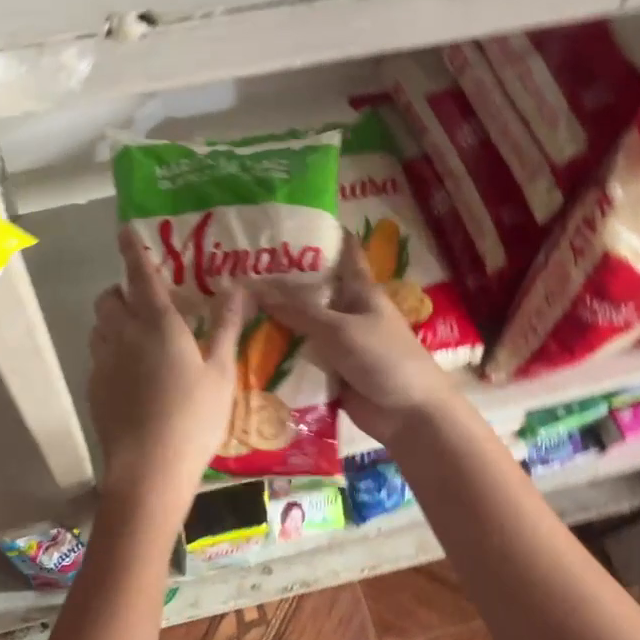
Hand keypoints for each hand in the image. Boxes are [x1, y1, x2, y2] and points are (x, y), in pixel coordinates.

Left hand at [89, 228, 246, 498]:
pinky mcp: (94, 388)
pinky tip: (133, 375)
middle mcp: (123, 334)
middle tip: (148, 303)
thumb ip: (226, 326)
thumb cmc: (193, 419)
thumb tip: (237, 287)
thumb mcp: (221, 372)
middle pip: (109, 297)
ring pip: (99, 326)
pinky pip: (99, 356)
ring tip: (140, 337)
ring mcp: (103, 362)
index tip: (124, 231)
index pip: (140, 273)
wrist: (148, 469)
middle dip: (123, 290)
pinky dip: (111, 352)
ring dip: (114, 320)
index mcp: (157, 323)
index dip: (132, 249)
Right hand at [255, 230, 458, 446]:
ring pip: (301, 328)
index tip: (285, 225)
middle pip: (311, 293)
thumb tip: (253, 288)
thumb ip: (297, 310)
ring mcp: (338, 344)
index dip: (320, 236)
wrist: (408, 414)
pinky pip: (300, 360)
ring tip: (231, 310)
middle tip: (235, 274)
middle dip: (279, 284)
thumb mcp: (338, 328)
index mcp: (359, 290)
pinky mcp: (329, 373)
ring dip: (274, 323)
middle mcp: (347, 313)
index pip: (342, 253)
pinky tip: (247, 350)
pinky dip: (279, 356)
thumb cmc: (383, 358)